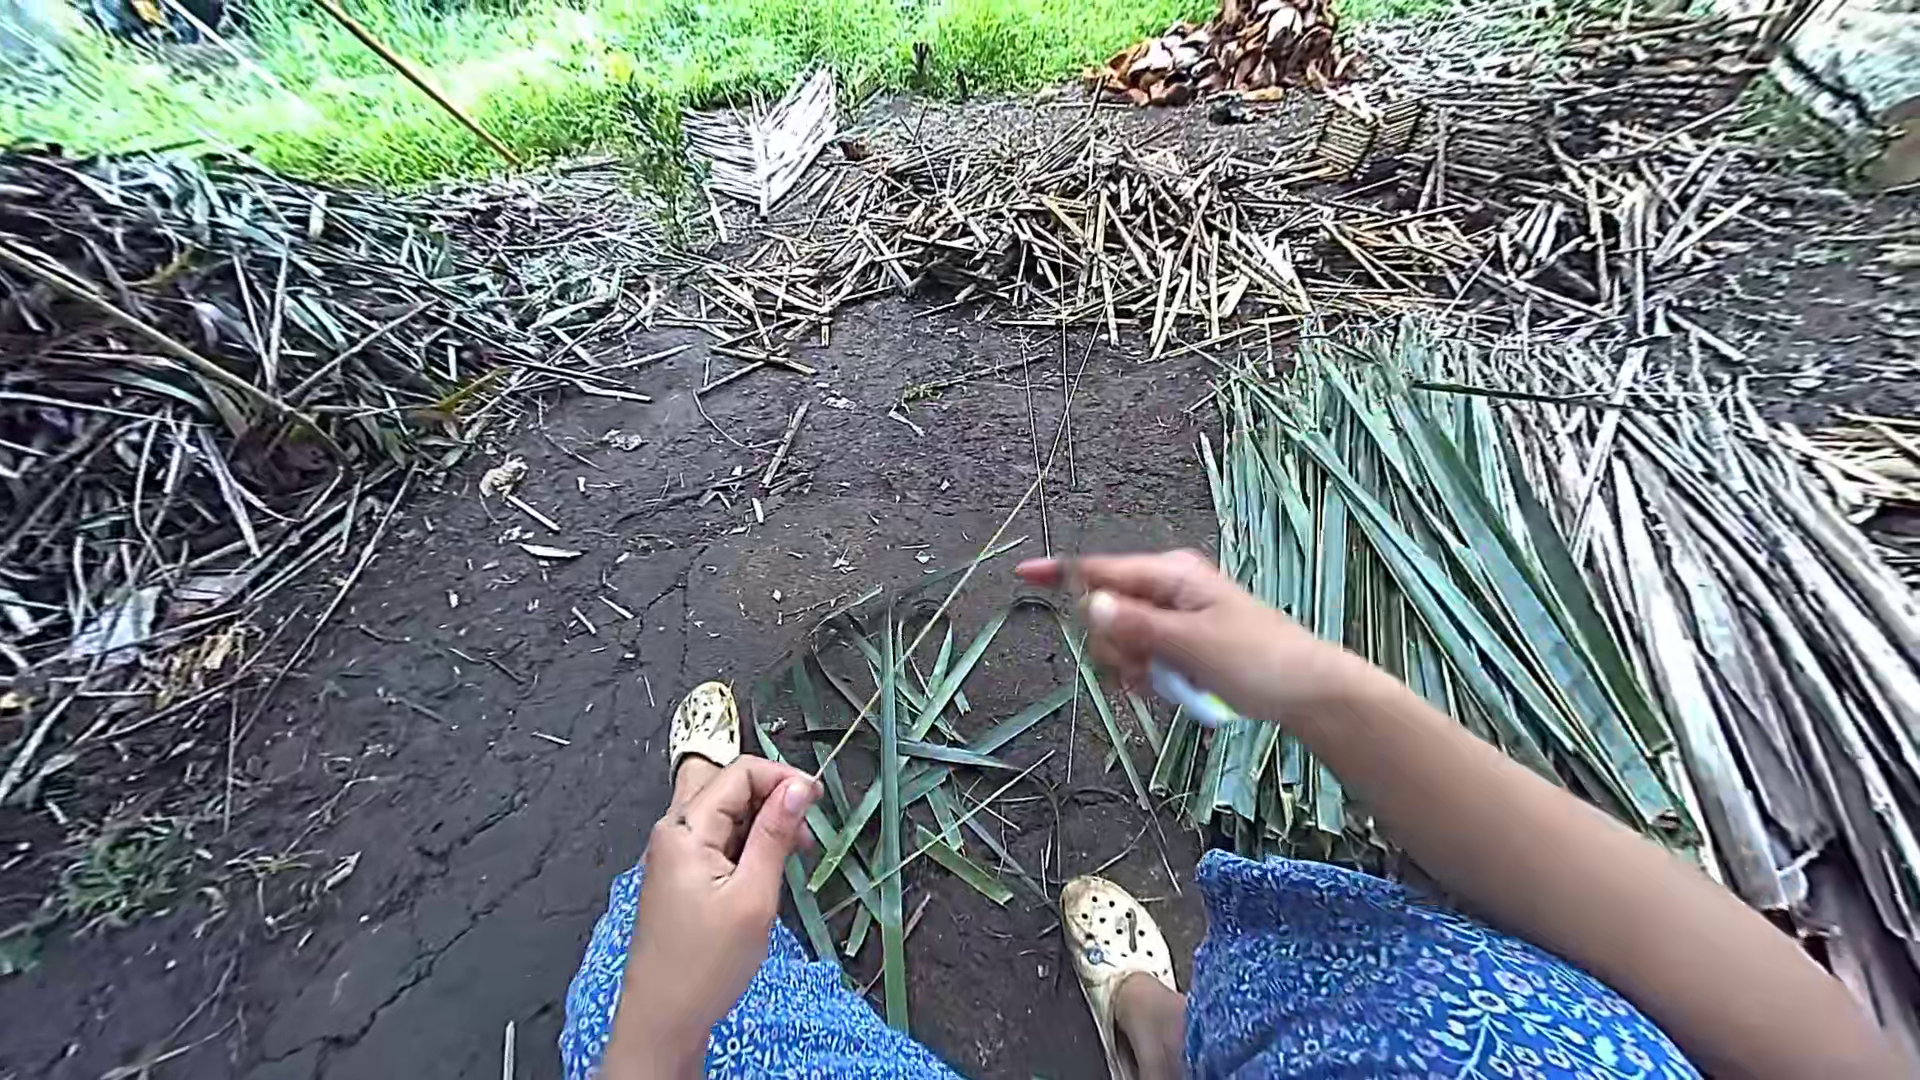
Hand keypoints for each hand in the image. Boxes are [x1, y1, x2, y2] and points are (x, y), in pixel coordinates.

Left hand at [609, 758, 821, 1073]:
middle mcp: (676, 829)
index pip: (741, 772)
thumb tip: (801, 786)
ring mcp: (677, 849)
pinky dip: (751, 838)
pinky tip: (770, 864)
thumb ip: (776, 832)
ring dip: (765, 818)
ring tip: (793, 849)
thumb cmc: (707, 965)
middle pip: (732, 784)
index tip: (816, 800)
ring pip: (730, 808)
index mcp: (686, 828)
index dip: (783, 777)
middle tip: (804, 825)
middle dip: (774, 795)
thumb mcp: (754, 895)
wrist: (662, 1027)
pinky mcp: (684, 869)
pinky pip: (723, 833)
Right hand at [1016, 550, 1360, 719]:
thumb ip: (1138, 625)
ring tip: (1161, 679)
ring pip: (1118, 636)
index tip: (1023, 573)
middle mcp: (1166, 588)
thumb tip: (1090, 602)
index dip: (1061, 572)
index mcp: (1171, 575)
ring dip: (1128, 662)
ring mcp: (1170, 615)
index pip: (1102, 569)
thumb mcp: (1193, 643)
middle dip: (1112, 641)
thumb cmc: (1258, 659)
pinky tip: (1165, 683)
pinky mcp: (1176, 639)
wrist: (1308, 692)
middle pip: (1105, 609)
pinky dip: (1142, 671)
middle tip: (1141, 666)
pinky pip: (1138, 652)